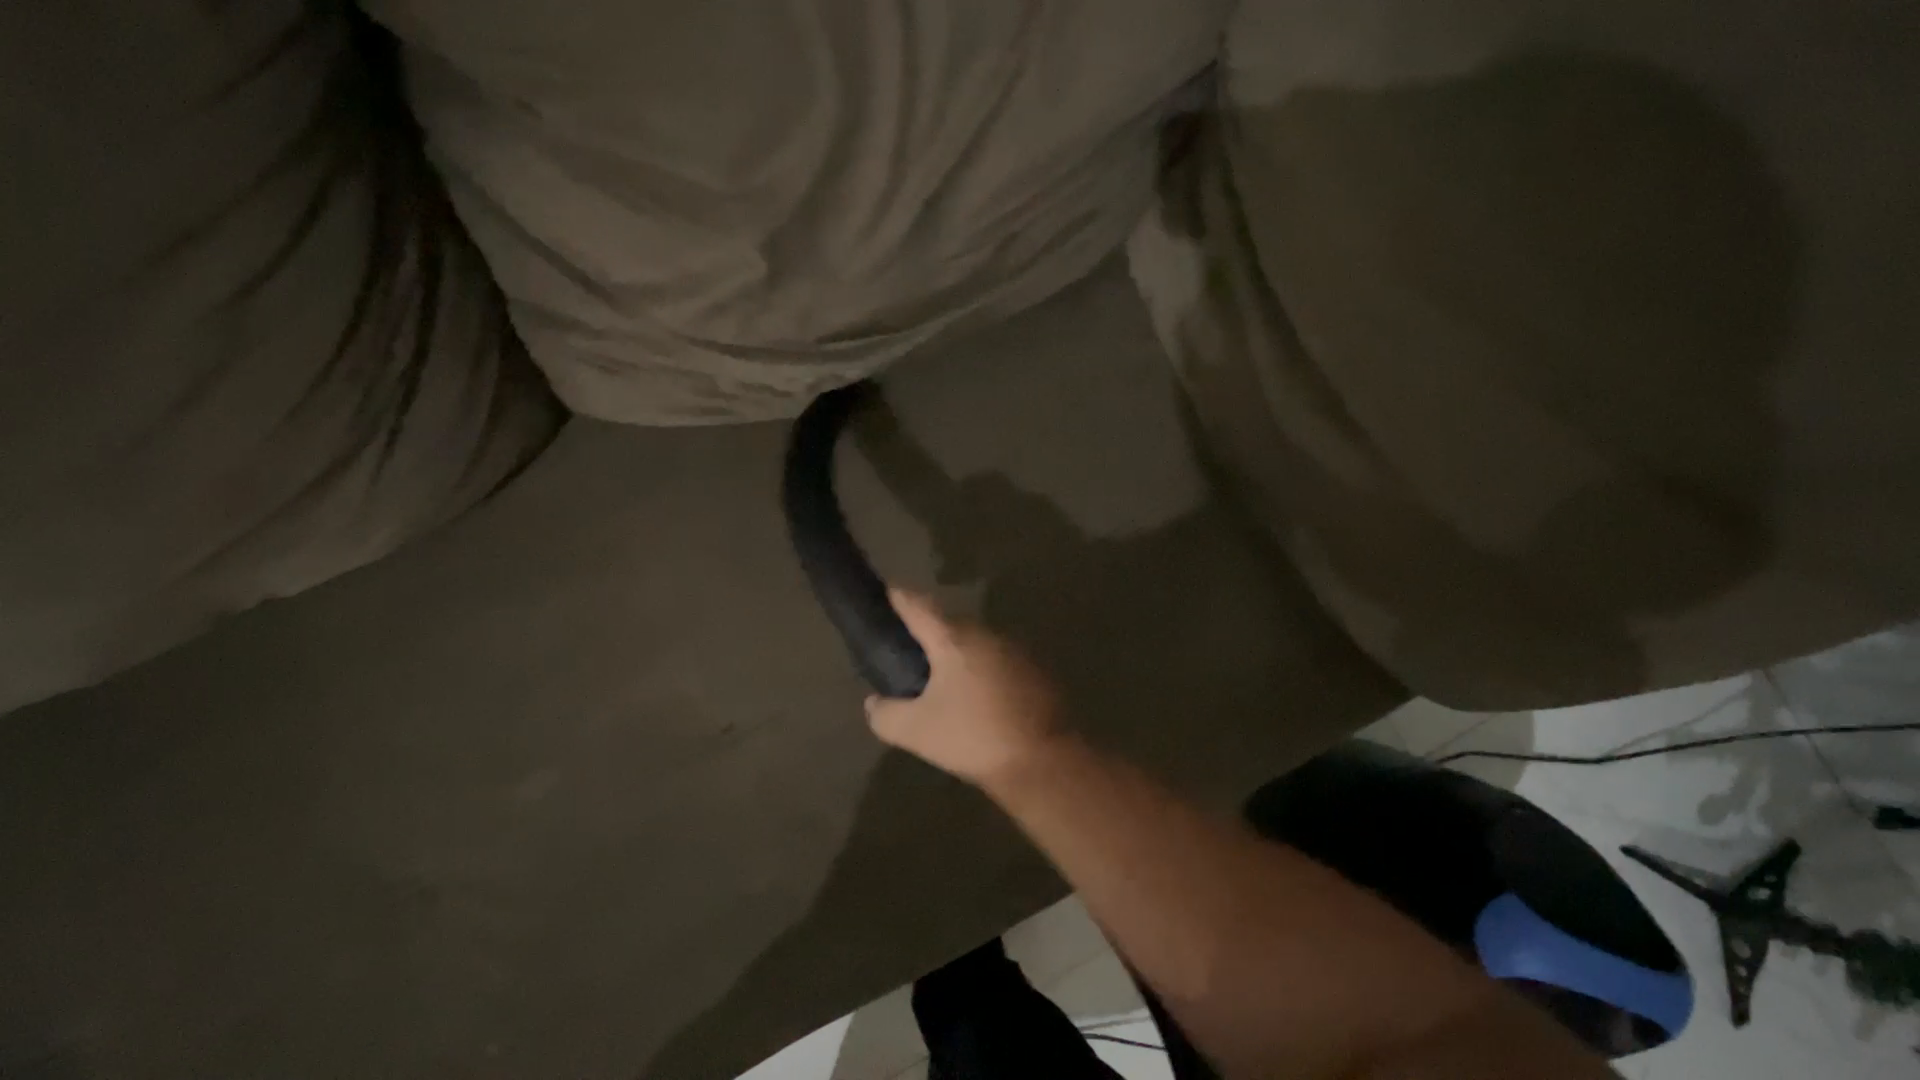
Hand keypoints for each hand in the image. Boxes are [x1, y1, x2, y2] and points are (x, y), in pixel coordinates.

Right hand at [864, 590, 1069, 787]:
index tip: (888, 592)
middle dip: (931, 636)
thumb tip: (874, 703)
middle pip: (951, 626)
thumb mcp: (916, 732)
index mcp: (954, 639)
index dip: (900, 598)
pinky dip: (984, 674)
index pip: (919, 606)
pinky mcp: (1038, 673)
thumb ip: (886, 714)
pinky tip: (978, 700)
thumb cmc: (973, 738)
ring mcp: (1017, 652)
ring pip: (978, 645)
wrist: (1044, 761)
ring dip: (961, 657)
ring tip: (944, 683)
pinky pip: (1000, 664)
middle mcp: (987, 635)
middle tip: (911, 654)